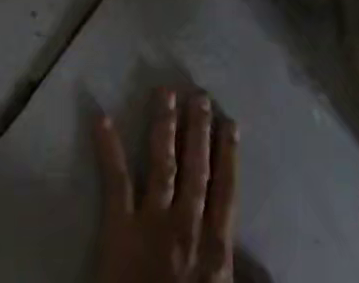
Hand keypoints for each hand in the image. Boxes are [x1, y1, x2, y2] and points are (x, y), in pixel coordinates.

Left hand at [92, 88, 239, 282]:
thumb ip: (233, 271)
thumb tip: (254, 259)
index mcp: (215, 248)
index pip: (227, 190)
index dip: (228, 154)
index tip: (230, 123)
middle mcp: (188, 226)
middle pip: (197, 168)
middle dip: (199, 130)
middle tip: (199, 95)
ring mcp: (153, 223)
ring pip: (164, 164)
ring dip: (165, 125)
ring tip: (166, 93)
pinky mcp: (119, 228)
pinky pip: (116, 181)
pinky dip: (109, 148)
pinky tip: (103, 118)